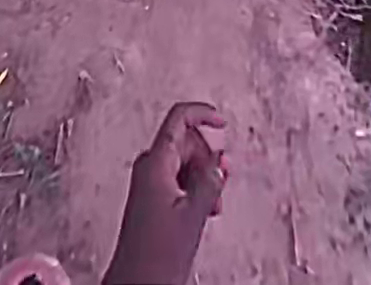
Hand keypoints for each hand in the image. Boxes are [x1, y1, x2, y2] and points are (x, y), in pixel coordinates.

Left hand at [102, 103, 226, 284]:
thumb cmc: (155, 257)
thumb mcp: (193, 213)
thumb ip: (210, 180)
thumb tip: (223, 158)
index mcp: (155, 162)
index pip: (178, 118)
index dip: (202, 113)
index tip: (220, 120)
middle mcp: (148, 166)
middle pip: (184, 140)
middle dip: (206, 157)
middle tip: (217, 182)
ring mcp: (147, 181)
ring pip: (183, 160)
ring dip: (202, 176)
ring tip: (210, 204)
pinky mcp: (150, 197)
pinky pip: (177, 177)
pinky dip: (193, 187)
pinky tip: (201, 209)